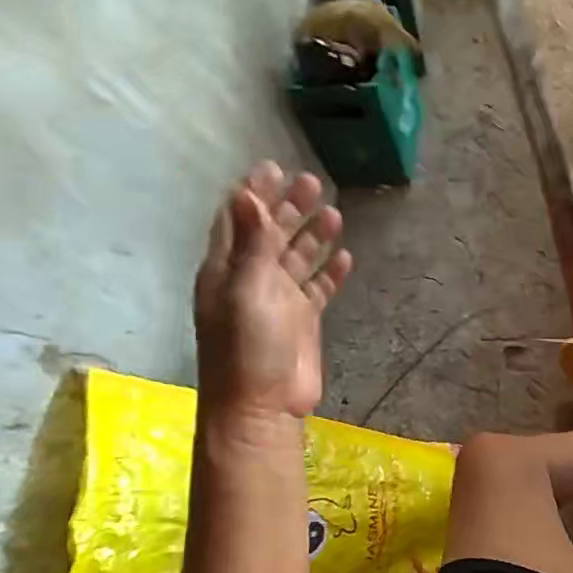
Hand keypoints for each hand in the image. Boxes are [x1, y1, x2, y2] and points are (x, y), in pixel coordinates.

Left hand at [195, 161, 352, 419]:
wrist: (263, 406)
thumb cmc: (247, 348)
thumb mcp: (247, 291)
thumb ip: (252, 243)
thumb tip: (247, 194)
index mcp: (228, 269)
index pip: (239, 220)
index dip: (254, 193)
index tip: (273, 166)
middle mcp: (253, 279)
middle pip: (272, 233)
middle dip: (290, 206)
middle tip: (313, 182)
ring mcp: (280, 300)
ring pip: (298, 257)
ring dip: (313, 234)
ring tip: (335, 212)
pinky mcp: (303, 320)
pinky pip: (319, 287)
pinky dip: (331, 272)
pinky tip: (344, 256)